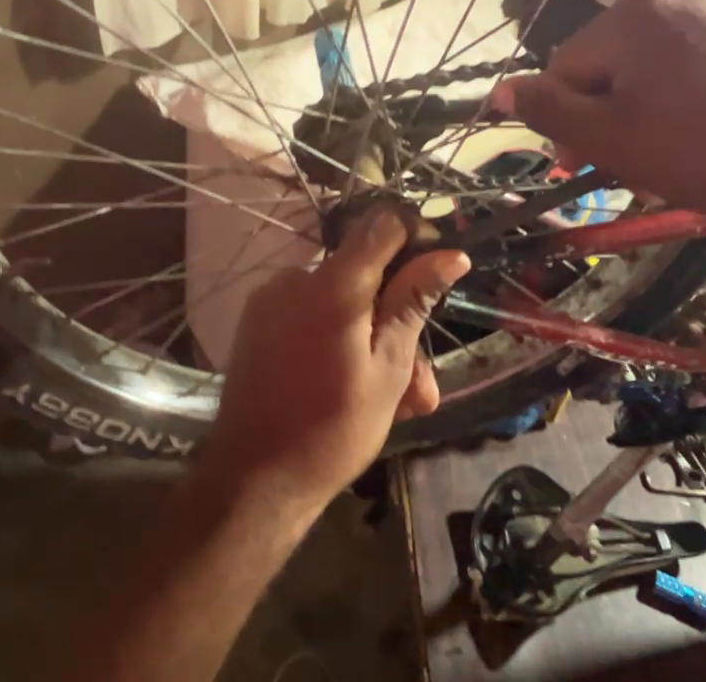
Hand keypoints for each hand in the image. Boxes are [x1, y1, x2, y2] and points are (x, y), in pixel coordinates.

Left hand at [199, 207, 469, 508]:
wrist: (252, 481)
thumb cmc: (333, 431)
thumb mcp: (390, 368)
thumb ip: (415, 302)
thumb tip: (452, 254)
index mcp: (334, 285)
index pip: (382, 224)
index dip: (415, 236)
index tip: (436, 272)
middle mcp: (297, 278)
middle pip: (364, 272)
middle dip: (398, 317)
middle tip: (421, 379)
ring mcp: (271, 299)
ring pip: (342, 300)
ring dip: (372, 338)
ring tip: (397, 399)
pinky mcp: (257, 321)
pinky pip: (313, 314)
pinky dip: (339, 340)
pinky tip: (355, 386)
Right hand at [491, 0, 705, 233]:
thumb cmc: (702, 153)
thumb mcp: (609, 138)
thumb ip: (548, 109)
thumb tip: (498, 89)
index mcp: (631, 13)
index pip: (566, 66)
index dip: (564, 119)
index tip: (578, 163)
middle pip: (613, 58)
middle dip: (609, 108)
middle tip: (629, 160)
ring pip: (657, 58)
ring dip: (648, 100)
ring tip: (673, 146)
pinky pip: (701, 55)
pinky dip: (691, 88)